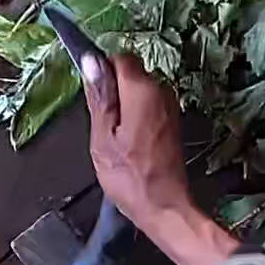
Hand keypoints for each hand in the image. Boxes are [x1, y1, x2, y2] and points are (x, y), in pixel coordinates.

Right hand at [81, 54, 237, 264]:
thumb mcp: (103, 138)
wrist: (164, 207)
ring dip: (123, 108)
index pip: (119, 58)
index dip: (101, 72)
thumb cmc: (129, 177)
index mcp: (142, 90)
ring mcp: (170, 107)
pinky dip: (134, 119)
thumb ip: (100, 96)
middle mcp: (162, 91)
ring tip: (115, 140)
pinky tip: (128, 144)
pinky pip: (147, 108)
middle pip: (130, 74)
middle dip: (112, 92)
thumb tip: (91, 60)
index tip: (92, 98)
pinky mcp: (172, 123)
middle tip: (102, 126)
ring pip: (138, 92)